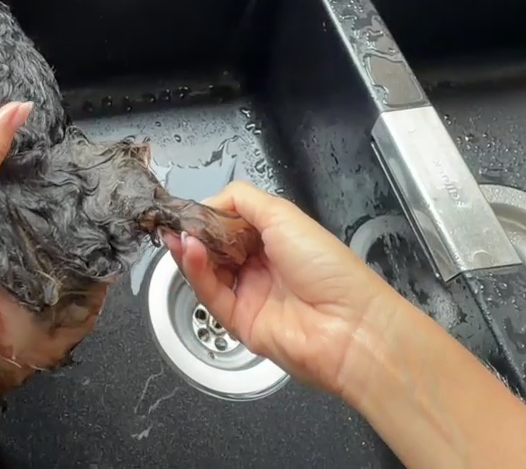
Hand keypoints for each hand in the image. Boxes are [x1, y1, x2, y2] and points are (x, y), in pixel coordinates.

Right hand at [168, 182, 405, 398]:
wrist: (352, 327)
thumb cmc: (326, 265)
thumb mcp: (282, 214)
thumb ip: (239, 198)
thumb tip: (206, 201)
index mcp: (272, 238)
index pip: (227, 221)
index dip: (206, 213)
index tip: (186, 206)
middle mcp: (258, 265)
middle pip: (212, 245)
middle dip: (192, 231)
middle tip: (174, 220)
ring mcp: (248, 294)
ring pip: (206, 269)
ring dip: (189, 250)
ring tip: (177, 234)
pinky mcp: (239, 322)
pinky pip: (210, 294)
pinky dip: (195, 271)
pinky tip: (189, 250)